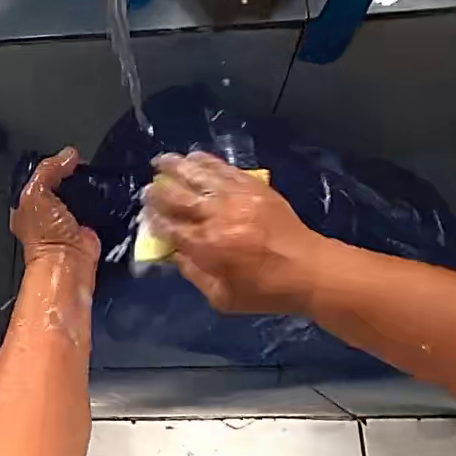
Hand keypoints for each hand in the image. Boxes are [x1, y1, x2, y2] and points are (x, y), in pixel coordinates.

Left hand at [11, 147, 100, 266]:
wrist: (70, 261)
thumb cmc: (46, 236)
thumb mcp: (36, 192)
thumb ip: (48, 169)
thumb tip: (68, 154)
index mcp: (28, 204)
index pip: (39, 176)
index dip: (52, 164)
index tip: (65, 158)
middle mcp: (48, 212)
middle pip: (61, 182)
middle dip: (71, 174)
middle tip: (80, 167)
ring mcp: (69, 218)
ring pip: (79, 192)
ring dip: (87, 186)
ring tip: (92, 179)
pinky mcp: (89, 225)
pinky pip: (96, 204)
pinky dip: (100, 198)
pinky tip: (102, 192)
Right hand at [143, 151, 329, 313]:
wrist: (308, 270)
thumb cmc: (264, 290)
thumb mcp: (221, 298)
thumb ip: (193, 273)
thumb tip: (173, 252)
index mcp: (208, 246)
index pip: (170, 227)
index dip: (154, 219)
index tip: (147, 215)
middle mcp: (217, 216)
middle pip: (177, 196)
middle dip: (158, 192)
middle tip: (148, 189)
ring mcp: (236, 197)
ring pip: (198, 174)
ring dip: (176, 167)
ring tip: (162, 162)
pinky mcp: (253, 186)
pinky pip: (222, 168)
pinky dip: (204, 161)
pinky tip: (192, 158)